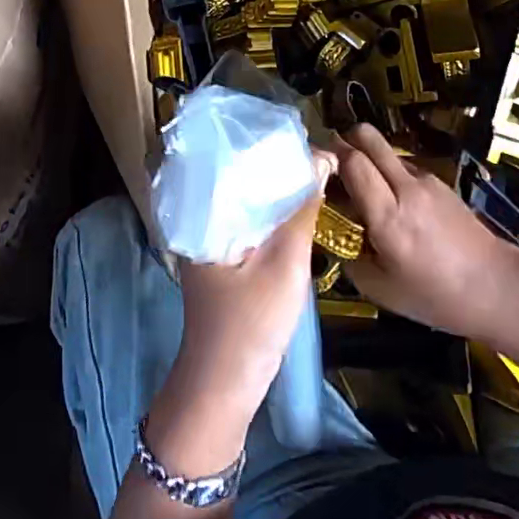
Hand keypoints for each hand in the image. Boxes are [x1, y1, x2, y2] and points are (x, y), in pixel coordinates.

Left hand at [147, 153, 330, 477]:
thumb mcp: (283, 265)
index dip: (262, 145)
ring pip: (240, 199)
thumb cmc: (251, 323)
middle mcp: (197, 219)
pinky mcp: (221, 257)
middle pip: (233, 177)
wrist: (225, 383)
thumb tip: (321, 159)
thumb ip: (300, 212)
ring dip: (270, 187)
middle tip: (309, 150)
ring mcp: (208, 240)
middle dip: (268, 163)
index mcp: (200, 212)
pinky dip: (266, 211)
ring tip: (306, 169)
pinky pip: (243, 220)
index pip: (226, 160)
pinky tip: (291, 207)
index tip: (298, 135)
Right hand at [334, 125, 518, 342]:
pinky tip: (389, 203)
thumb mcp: (378, 287)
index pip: (352, 161)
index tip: (312, 165)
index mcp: (388, 214)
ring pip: (384, 150)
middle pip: (368, 137)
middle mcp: (406, 188)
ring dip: (366, 158)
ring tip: (359, 189)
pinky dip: (386, 173)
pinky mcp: (440, 183)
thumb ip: (346, 253)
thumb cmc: (436, 296)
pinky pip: (402, 166)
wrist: (500, 290)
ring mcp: (426, 181)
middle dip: (343, 140)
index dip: (328, 155)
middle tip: (329, 162)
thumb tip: (327, 230)